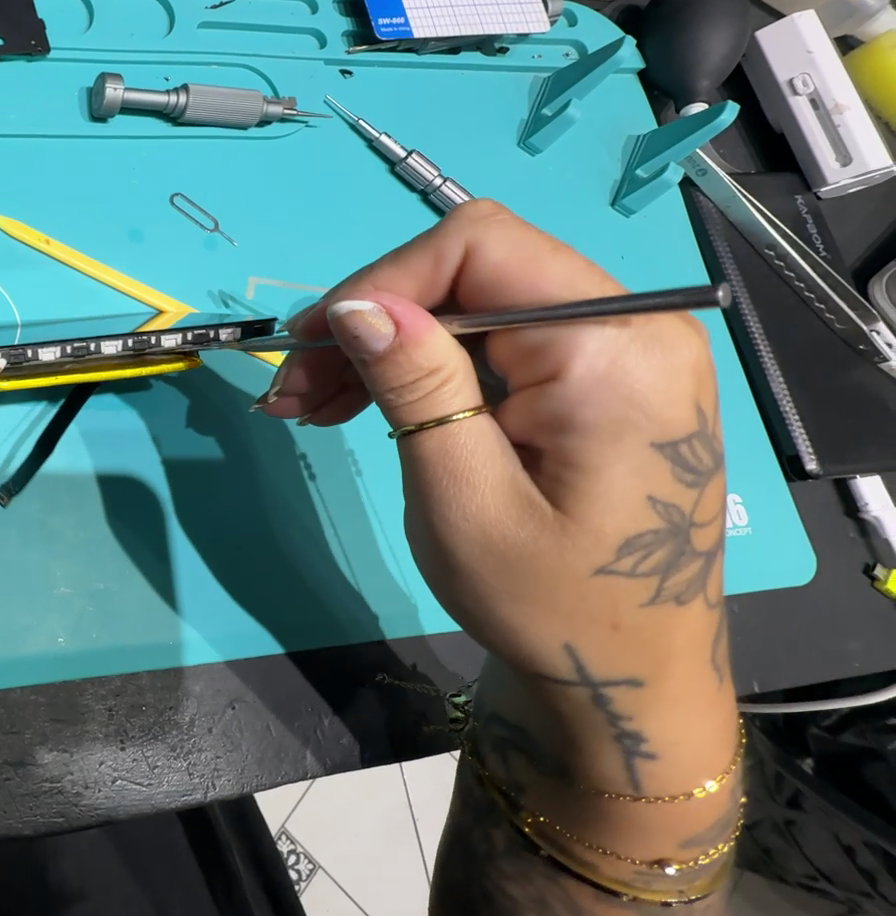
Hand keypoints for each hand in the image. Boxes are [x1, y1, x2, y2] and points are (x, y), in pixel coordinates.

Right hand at [259, 201, 731, 796]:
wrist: (621, 669)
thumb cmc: (545, 601)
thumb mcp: (463, 498)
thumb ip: (418, 388)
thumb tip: (352, 305)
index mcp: (612, 349)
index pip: (478, 246)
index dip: (379, 283)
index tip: (312, 350)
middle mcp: (625, 327)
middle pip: (464, 269)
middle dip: (366, 319)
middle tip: (291, 391)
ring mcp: (608, 348)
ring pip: (460, 303)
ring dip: (376, 345)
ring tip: (308, 406)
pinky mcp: (583, 374)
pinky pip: (478, 340)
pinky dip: (409, 366)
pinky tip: (357, 405)